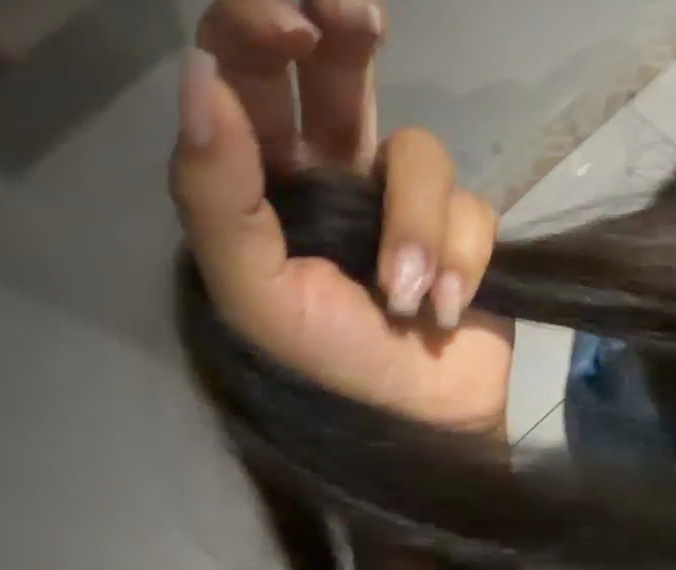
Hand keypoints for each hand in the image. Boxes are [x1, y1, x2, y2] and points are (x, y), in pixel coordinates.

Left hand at [171, 0, 513, 430]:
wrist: (429, 421)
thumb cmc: (336, 369)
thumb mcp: (256, 296)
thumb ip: (217, 196)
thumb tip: (202, 79)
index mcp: (266, 182)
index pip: (247, 75)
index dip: (262, 27)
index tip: (292, 20)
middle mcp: (335, 173)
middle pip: (338, 71)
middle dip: (344, 32)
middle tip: (358, 15)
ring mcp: (407, 201)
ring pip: (421, 154)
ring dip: (418, 228)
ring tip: (409, 297)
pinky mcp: (466, 229)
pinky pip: (474, 211)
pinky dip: (462, 261)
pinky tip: (447, 309)